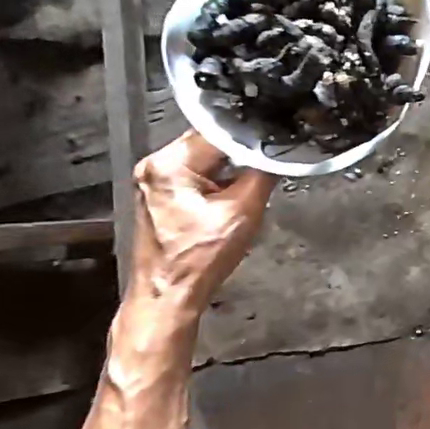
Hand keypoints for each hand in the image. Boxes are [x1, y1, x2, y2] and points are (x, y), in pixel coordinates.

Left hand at [128, 131, 275, 306]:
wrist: (169, 296)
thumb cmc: (197, 261)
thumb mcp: (244, 212)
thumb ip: (263, 174)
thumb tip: (276, 154)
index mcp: (168, 164)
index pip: (218, 132)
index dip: (249, 138)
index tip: (272, 145)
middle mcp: (154, 166)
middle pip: (209, 144)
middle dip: (238, 158)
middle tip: (259, 174)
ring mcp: (154, 181)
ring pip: (204, 161)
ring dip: (227, 173)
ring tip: (239, 198)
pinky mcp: (160, 195)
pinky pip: (195, 176)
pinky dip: (214, 186)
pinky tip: (226, 206)